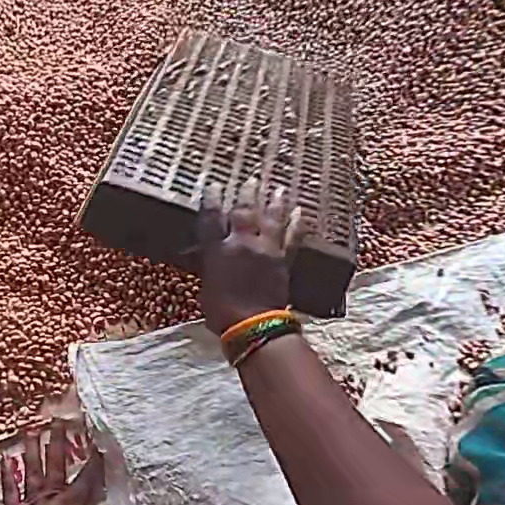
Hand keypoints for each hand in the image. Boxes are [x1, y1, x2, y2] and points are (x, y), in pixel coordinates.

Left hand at [0, 423, 106, 504]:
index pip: (87, 482)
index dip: (96, 466)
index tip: (101, 448)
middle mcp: (50, 500)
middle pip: (56, 466)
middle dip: (58, 444)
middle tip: (57, 422)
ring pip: (32, 472)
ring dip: (32, 452)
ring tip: (31, 430)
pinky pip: (9, 491)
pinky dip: (7, 475)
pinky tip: (3, 458)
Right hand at [196, 175, 304, 333]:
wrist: (253, 325)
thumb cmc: (221, 311)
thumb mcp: (205, 286)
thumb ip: (208, 266)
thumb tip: (204, 254)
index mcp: (218, 251)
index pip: (212, 219)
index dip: (212, 200)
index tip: (213, 185)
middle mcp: (242, 244)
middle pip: (245, 212)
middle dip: (247, 194)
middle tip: (251, 179)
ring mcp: (266, 250)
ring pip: (271, 219)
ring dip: (275, 202)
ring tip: (279, 189)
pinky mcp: (283, 260)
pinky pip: (292, 238)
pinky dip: (296, 224)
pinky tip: (300, 213)